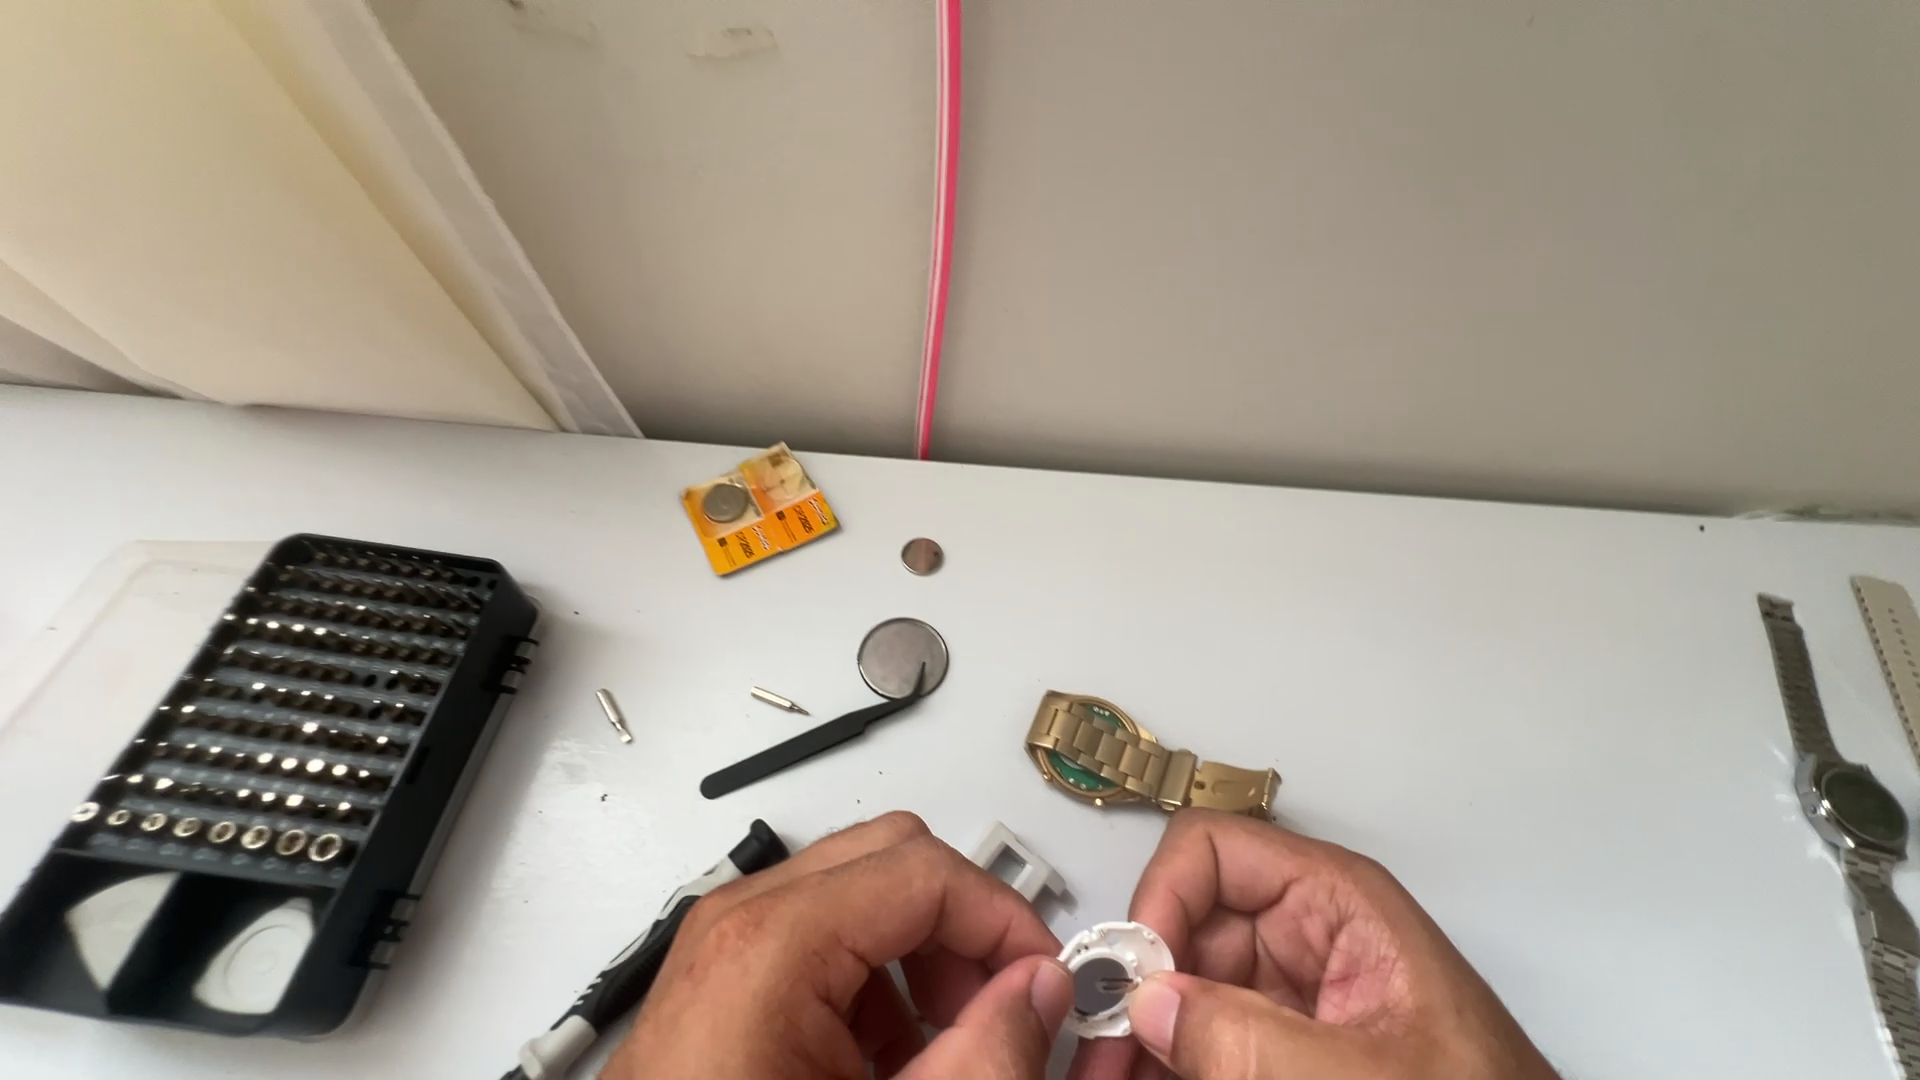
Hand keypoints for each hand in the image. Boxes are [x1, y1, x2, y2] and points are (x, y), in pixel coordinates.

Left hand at [605, 812, 1074, 1079]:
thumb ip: (981, 1057)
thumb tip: (1039, 987)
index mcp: (774, 942)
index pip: (925, 872)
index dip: (1001, 916)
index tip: (1042, 973)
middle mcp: (744, 916)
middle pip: (896, 853)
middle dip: (963, 921)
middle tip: (999, 999)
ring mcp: (730, 935)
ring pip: (866, 884)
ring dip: (923, 947)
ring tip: (946, 1037)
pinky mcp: (728, 964)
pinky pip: (827, 926)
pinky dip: (878, 971)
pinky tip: (887, 1051)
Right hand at [1071, 810, 1556, 1079]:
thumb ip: (1250, 1041)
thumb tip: (1148, 1002)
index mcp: (1331, 900)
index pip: (1213, 851)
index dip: (1163, 898)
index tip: (1139, 979)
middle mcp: (1301, 931)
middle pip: (1186, 923)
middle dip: (1139, 986)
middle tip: (1102, 1057)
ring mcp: (1289, 991)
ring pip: (1183, 986)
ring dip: (1144, 1033)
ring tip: (1112, 1078)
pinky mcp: (1283, 1045)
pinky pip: (1207, 1035)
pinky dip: (1170, 1061)